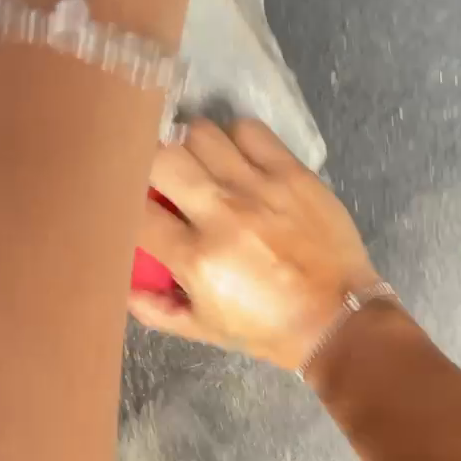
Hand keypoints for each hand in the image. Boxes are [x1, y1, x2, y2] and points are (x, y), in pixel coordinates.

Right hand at [132, 119, 382, 371]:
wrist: (336, 319)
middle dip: (152, 167)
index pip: (137, 214)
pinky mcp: (292, 172)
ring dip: (191, 149)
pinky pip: (249, 131)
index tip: (131, 209)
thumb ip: (156, 309)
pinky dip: (234, 139)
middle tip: (160, 180)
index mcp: (197, 258)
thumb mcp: (203, 329)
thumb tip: (124, 286)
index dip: (126, 207)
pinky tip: (236, 160)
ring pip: (202, 134)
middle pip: (163, 157)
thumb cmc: (266, 328)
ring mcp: (259, 188)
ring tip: (199, 167)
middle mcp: (223, 214)